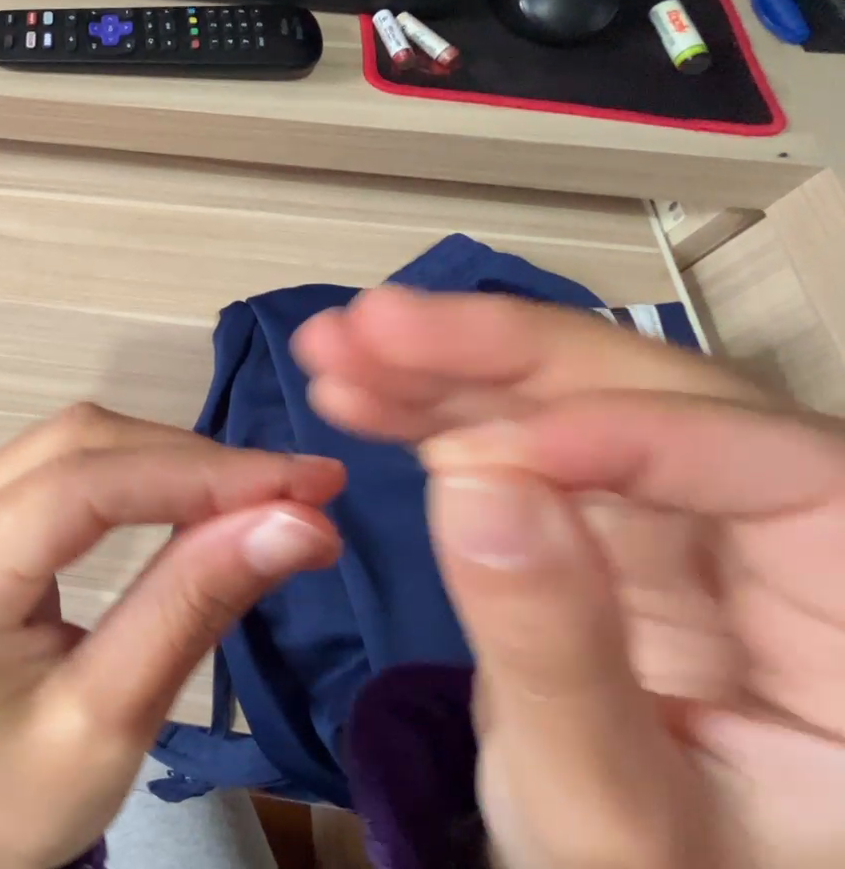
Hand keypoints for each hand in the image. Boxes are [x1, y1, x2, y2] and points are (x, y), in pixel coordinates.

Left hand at [0, 404, 345, 868]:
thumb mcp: (111, 721)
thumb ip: (190, 608)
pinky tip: (188, 494)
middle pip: (67, 449)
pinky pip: (50, 464)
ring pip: (64, 445)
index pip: (71, 492)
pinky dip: (129, 472)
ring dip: (165, 461)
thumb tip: (297, 522)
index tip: (309, 483)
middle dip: (189, 461)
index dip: (193, 474)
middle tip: (299, 494)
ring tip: (259, 497)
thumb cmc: (21, 792)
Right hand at [294, 288, 844, 867]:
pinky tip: (352, 391)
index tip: (458, 453)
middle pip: (661, 396)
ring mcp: (683, 524)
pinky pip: (511, 441)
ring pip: (568, 398)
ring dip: (441, 366)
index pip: (782, 473)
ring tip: (331, 344)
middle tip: (367, 323)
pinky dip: (427, 411)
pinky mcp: (593, 522)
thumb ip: (553, 648)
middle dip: (501, 352)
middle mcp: (794, 543)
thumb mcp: (598, 802)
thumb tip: (476, 479)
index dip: (621, 437)